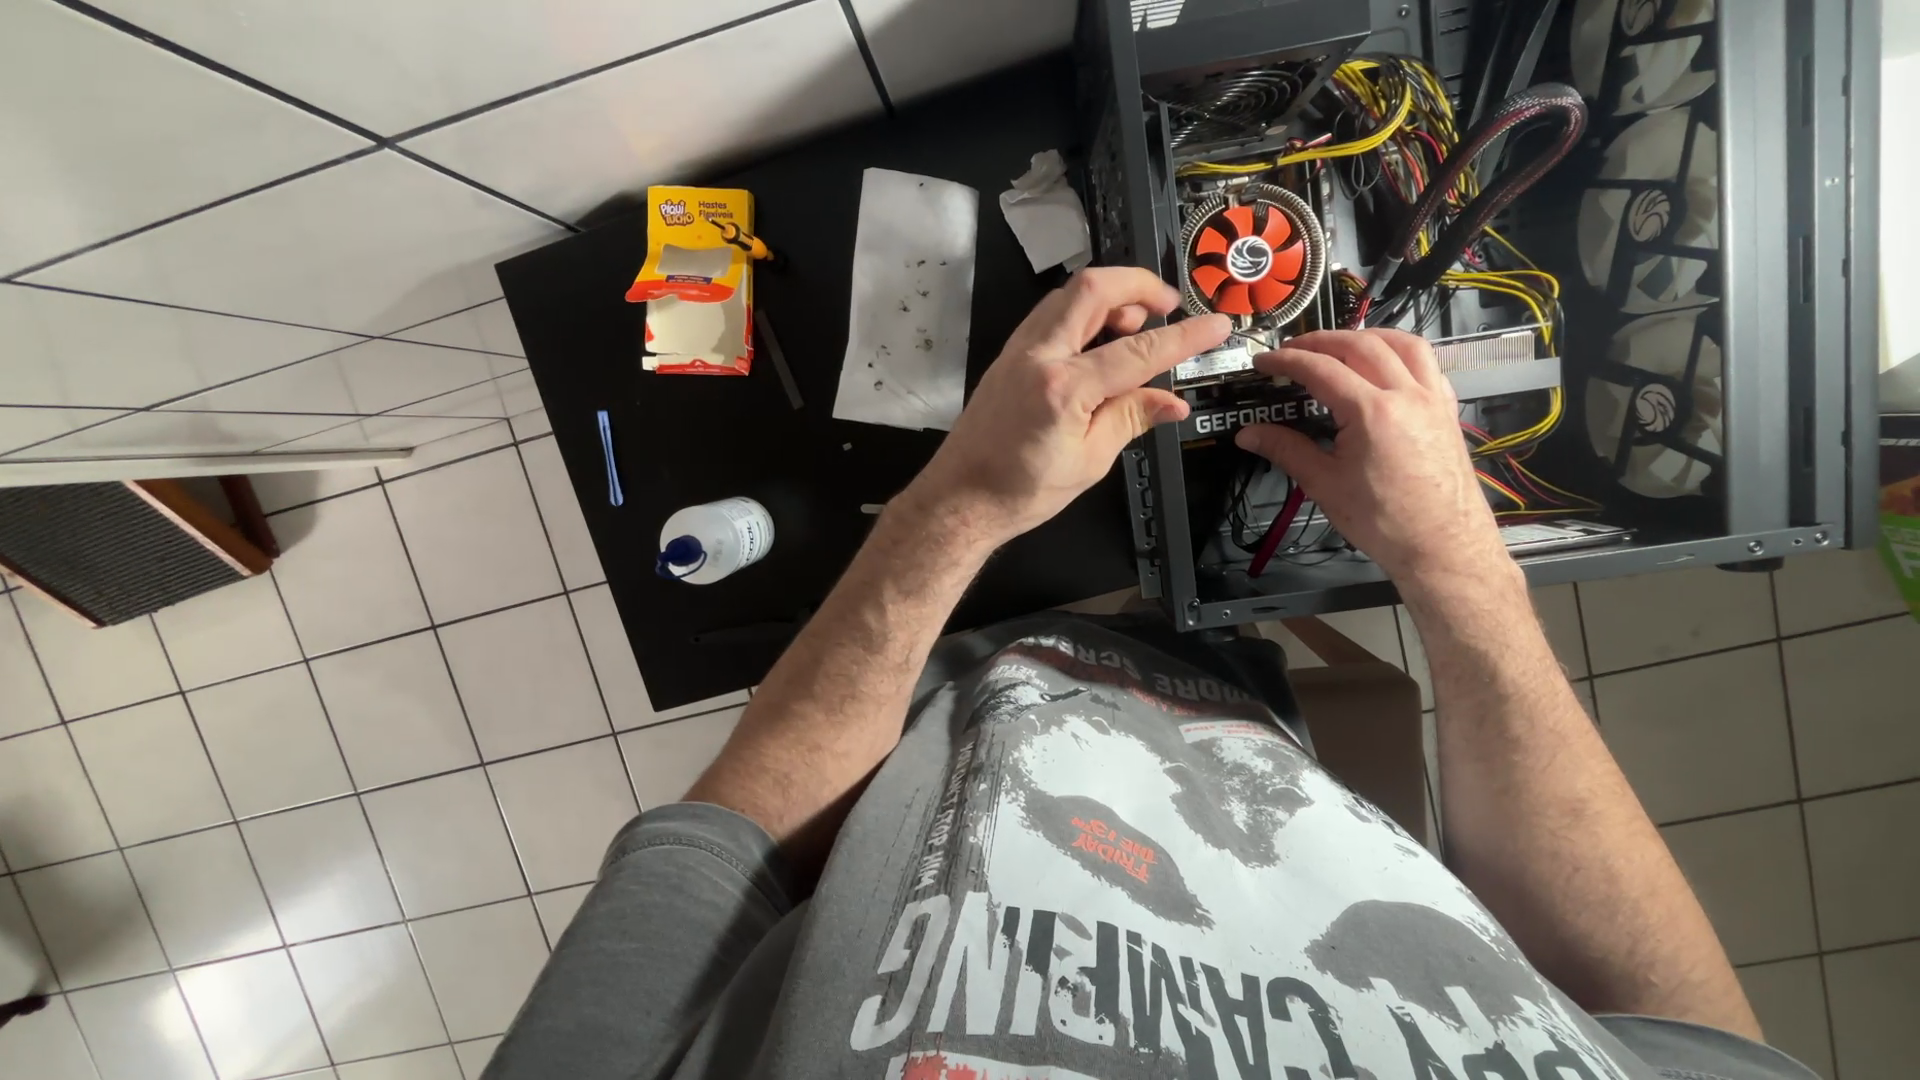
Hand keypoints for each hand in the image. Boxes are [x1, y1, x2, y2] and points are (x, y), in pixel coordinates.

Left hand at [906, 268, 1230, 546]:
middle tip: (1168, 305)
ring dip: (1108, 296)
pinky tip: (1100, 338)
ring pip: (1067, 296)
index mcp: (1063, 389)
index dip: (1183, 337)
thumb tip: (1173, 403)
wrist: (961, 498)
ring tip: (1137, 323)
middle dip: (1138, 284)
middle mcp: (1037, 357)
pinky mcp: (1008, 357)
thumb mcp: (1089, 462)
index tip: (1215, 325)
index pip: (1137, 351)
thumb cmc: (1021, 492)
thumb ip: (1130, 419)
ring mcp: (1017, 352)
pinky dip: (1082, 313)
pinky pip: (1050, 315)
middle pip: (1092, 289)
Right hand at [1231, 329, 1509, 582]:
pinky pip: (1426, 363)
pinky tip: (1383, 366)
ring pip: (1402, 343)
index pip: (1321, 369)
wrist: (1441, 545)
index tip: (1264, 363)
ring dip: (1364, 336)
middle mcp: (1407, 394)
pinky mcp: (1447, 409)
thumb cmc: (1384, 520)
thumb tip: (1249, 434)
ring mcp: (1433, 398)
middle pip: (1360, 345)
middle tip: (1292, 350)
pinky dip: (1399, 352)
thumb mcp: (1324, 484)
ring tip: (1338, 345)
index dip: (1287, 361)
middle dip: (1320, 341)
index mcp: (1372, 412)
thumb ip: (1286, 449)